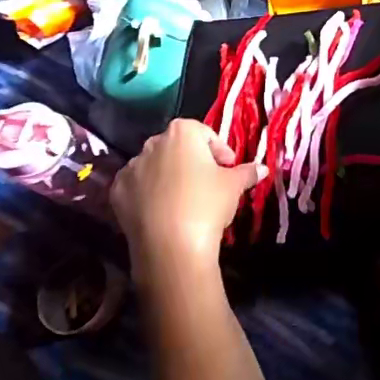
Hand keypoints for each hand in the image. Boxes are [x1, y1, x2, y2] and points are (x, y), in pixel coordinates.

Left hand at [112, 120, 263, 261]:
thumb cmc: (206, 205)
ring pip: (155, 166)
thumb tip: (262, 168)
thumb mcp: (234, 187)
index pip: (204, 133)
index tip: (229, 168)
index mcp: (181, 133)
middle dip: (192, 161)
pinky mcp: (117, 191)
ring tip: (184, 200)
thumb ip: (247, 172)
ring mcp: (132, 167)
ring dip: (168, 176)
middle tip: (208, 183)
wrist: (170, 247)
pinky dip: (148, 193)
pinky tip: (161, 211)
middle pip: (177, 147)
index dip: (219, 150)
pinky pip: (137, 186)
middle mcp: (152, 143)